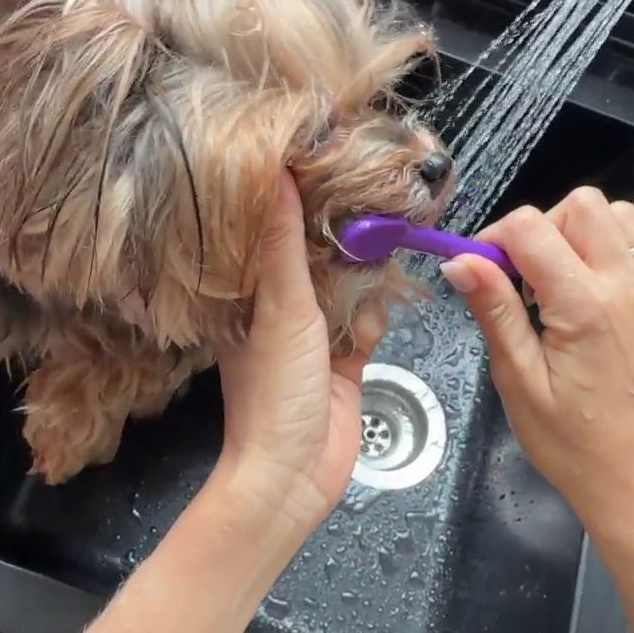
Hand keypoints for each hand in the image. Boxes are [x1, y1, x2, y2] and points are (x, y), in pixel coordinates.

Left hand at [214, 170, 384, 539]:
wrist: (295, 472)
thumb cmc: (275, 389)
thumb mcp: (280, 308)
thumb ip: (282, 244)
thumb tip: (276, 171)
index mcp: (247, 296)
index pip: (268, 234)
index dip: (292, 201)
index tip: (321, 160)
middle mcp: (277, 311)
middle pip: (312, 258)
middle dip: (340, 234)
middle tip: (371, 194)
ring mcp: (312, 337)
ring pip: (344, 288)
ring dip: (363, 275)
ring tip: (386, 241)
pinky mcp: (343, 362)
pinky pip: (365, 324)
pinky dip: (374, 317)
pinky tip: (378, 311)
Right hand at [439, 187, 633, 536]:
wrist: (629, 477)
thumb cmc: (564, 438)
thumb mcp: (515, 377)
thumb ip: (493, 309)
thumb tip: (460, 260)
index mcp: (584, 306)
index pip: (531, 227)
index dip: (494, 239)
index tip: (482, 272)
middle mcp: (630, 286)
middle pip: (582, 204)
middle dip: (540, 228)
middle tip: (521, 278)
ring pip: (621, 215)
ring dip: (581, 234)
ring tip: (559, 281)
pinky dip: (619, 252)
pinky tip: (598, 290)